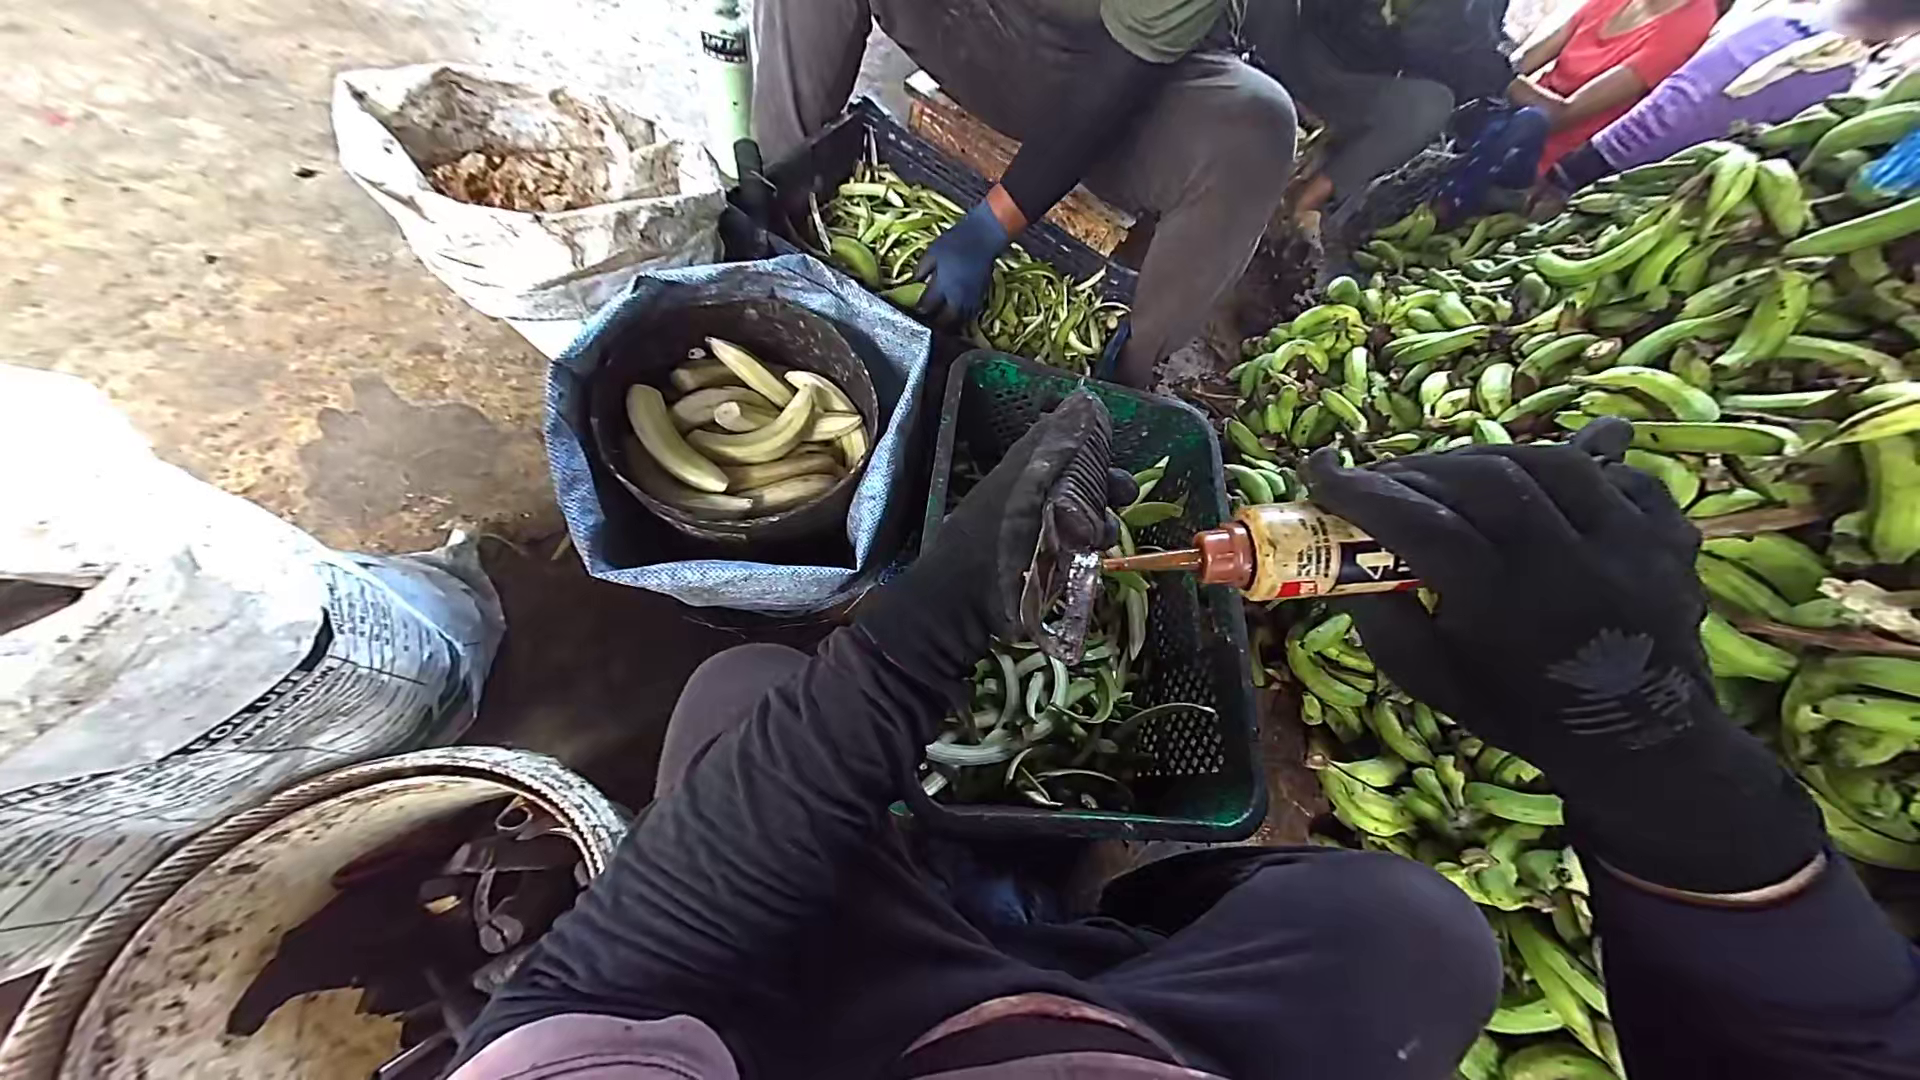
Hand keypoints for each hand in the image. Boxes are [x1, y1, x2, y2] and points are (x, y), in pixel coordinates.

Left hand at [857, 390, 1128, 681]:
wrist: (964, 598)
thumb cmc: (992, 535)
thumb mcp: (1021, 484)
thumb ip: (1050, 446)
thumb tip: (1080, 401)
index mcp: (1025, 470)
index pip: (1066, 445)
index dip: (1092, 445)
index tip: (1111, 451)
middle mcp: (1036, 496)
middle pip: (1083, 481)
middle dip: (1108, 484)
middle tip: (1124, 492)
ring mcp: (1043, 530)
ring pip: (1088, 515)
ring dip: (1104, 519)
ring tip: (1106, 532)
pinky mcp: (1049, 563)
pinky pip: (1082, 547)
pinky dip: (1093, 547)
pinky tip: (1096, 552)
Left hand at [912, 199, 1009, 327]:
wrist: (983, 237)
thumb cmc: (956, 242)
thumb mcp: (932, 251)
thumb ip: (921, 269)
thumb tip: (913, 283)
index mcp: (942, 285)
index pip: (927, 306)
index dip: (919, 311)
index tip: (914, 311)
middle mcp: (956, 297)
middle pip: (943, 321)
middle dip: (933, 323)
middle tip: (927, 321)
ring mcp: (969, 301)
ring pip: (957, 323)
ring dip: (947, 325)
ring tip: (940, 324)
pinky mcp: (979, 299)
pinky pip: (968, 317)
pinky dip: (960, 320)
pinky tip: (954, 317)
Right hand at [1303, 419, 1823, 894]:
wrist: (1637, 742)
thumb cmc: (1511, 708)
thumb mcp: (1420, 674)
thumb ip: (1377, 612)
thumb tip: (1343, 558)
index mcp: (1499, 598)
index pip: (1417, 520)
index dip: (1357, 489)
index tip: (1319, 468)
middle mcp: (1570, 559)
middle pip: (1480, 478)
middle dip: (1412, 469)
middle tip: (1377, 479)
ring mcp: (1632, 541)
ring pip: (1545, 461)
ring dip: (1476, 458)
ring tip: (1441, 474)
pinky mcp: (1670, 535)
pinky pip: (1613, 472)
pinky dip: (1558, 465)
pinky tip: (1525, 481)